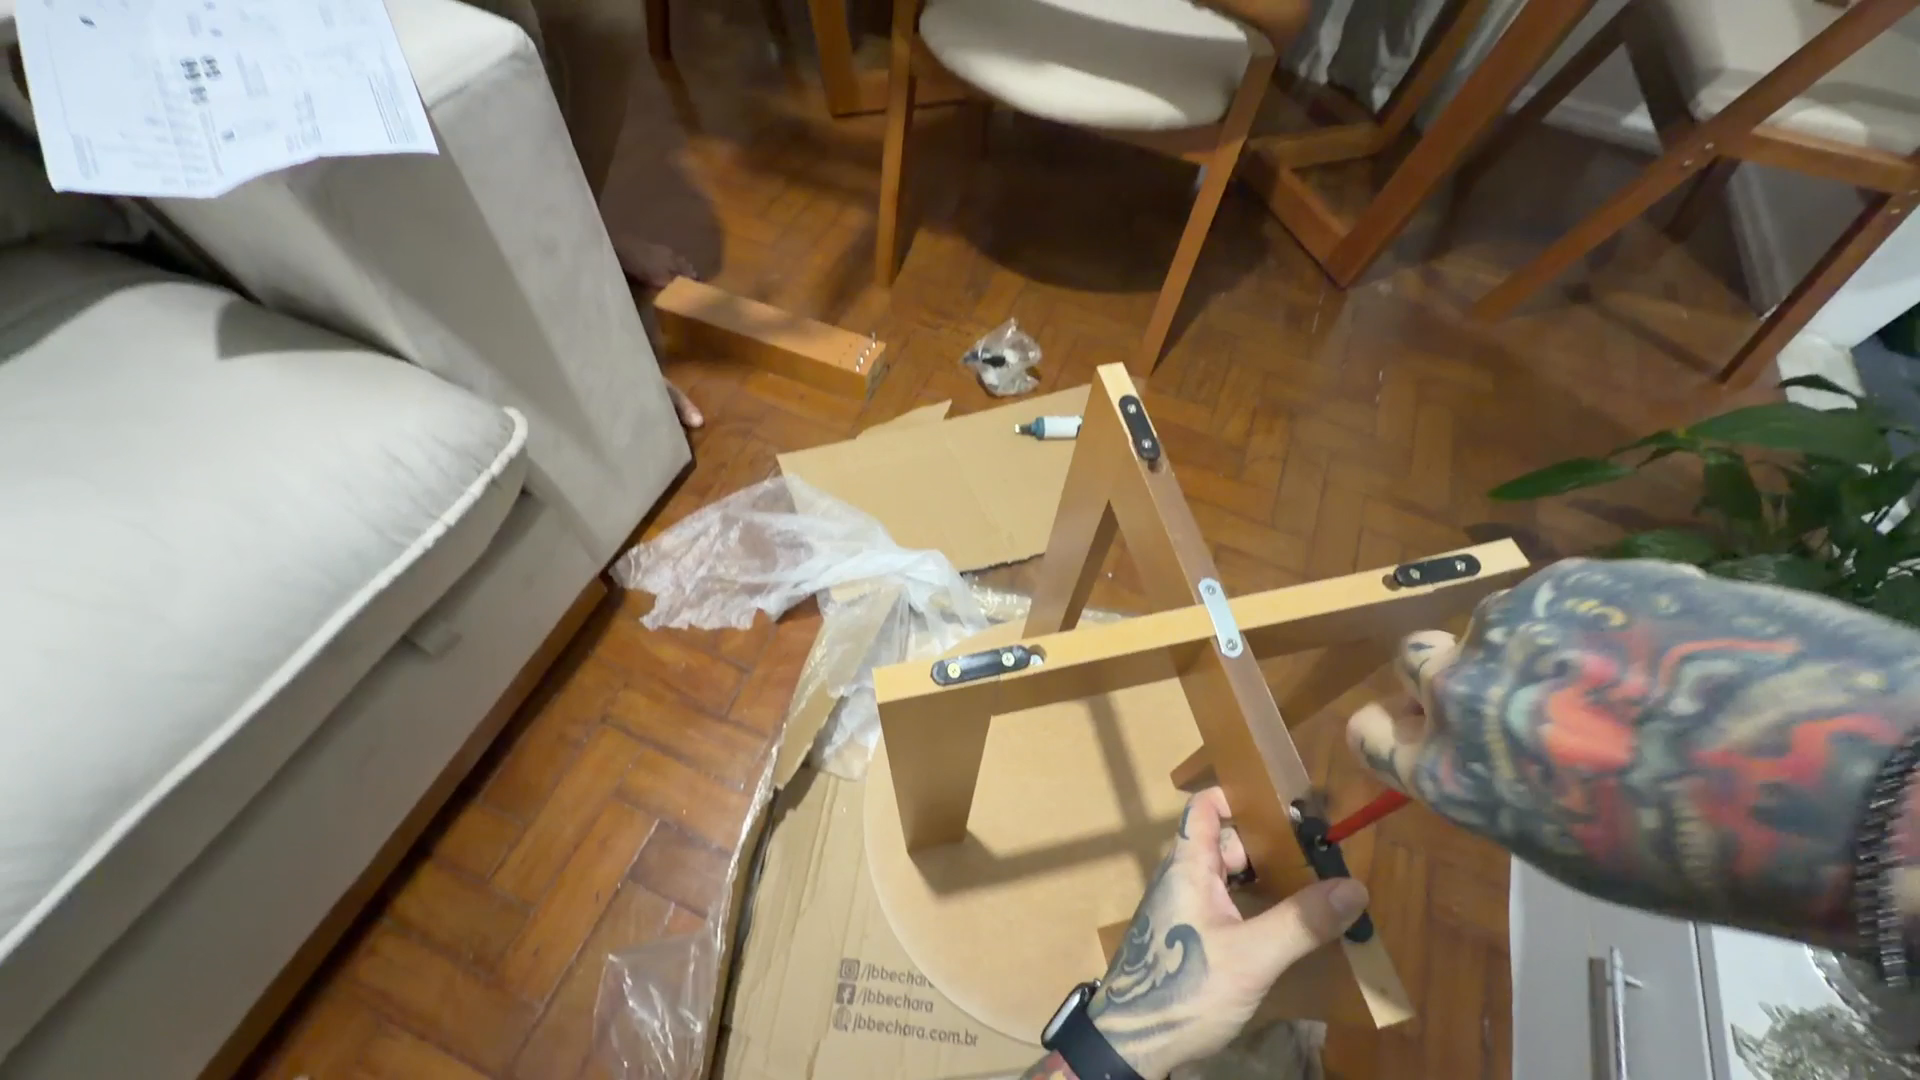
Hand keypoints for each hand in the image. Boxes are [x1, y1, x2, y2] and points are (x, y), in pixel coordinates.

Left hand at [1086, 787, 1367, 1078]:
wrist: (1134, 1040)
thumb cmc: (1185, 985)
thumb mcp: (1250, 957)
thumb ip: (1300, 922)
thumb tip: (1353, 887)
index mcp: (1188, 865)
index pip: (1204, 807)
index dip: (1237, 797)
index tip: (1284, 806)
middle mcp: (1184, 877)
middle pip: (1227, 843)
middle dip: (1270, 846)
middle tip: (1321, 858)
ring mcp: (1185, 908)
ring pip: (1229, 878)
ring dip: (1267, 881)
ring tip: (1316, 891)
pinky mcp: (1190, 936)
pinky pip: (1227, 906)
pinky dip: (1256, 907)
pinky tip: (1288, 929)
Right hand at [1346, 557, 1919, 946]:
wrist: (1846, 780)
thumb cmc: (1708, 852)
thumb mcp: (1568, 844)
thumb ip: (1493, 784)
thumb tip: (1483, 746)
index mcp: (1449, 771)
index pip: (1371, 731)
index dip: (1397, 724)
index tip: (1420, 721)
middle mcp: (1457, 690)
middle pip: (1415, 657)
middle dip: (1455, 669)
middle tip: (1527, 688)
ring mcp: (1509, 626)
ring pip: (1499, 622)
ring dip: (1538, 642)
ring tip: (1633, 673)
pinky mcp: (1571, 579)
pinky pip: (1563, 595)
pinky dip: (1598, 615)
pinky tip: (1669, 645)